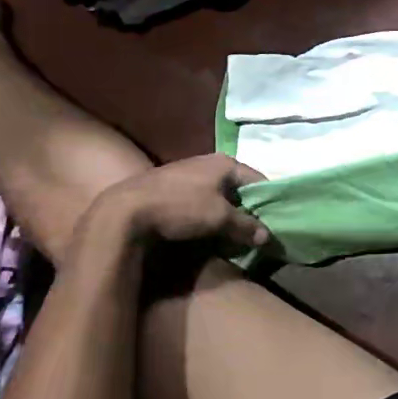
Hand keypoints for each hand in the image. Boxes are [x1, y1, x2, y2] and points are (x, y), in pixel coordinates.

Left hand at [91, 155, 270, 248]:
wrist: (123, 212)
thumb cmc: (180, 207)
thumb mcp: (220, 218)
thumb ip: (247, 226)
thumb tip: (267, 236)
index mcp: (224, 162)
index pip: (258, 180)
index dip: (269, 201)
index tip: (274, 222)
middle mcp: (206, 162)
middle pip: (237, 187)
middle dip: (246, 209)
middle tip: (255, 231)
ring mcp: (185, 174)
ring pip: (217, 195)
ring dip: (225, 214)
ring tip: (232, 235)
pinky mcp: (167, 189)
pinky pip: (198, 201)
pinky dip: (206, 215)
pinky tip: (205, 231)